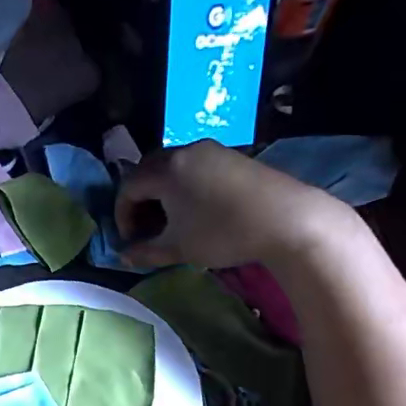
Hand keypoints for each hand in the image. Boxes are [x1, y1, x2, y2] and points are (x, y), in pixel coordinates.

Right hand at [115, 139, 358, 270]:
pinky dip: (184, 185)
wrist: (283, 218)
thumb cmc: (222, 233)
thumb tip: (124, 257)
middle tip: (146, 227)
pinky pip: (194, 166)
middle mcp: (183, 151)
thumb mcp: (179, 248)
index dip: (123, 215)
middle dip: (140, 199)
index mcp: (165, 170)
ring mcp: (209, 149)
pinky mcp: (230, 155)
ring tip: (171, 219)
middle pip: (147, 170)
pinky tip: (196, 208)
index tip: (130, 240)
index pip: (128, 187)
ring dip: (162, 191)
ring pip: (172, 166)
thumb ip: (147, 252)